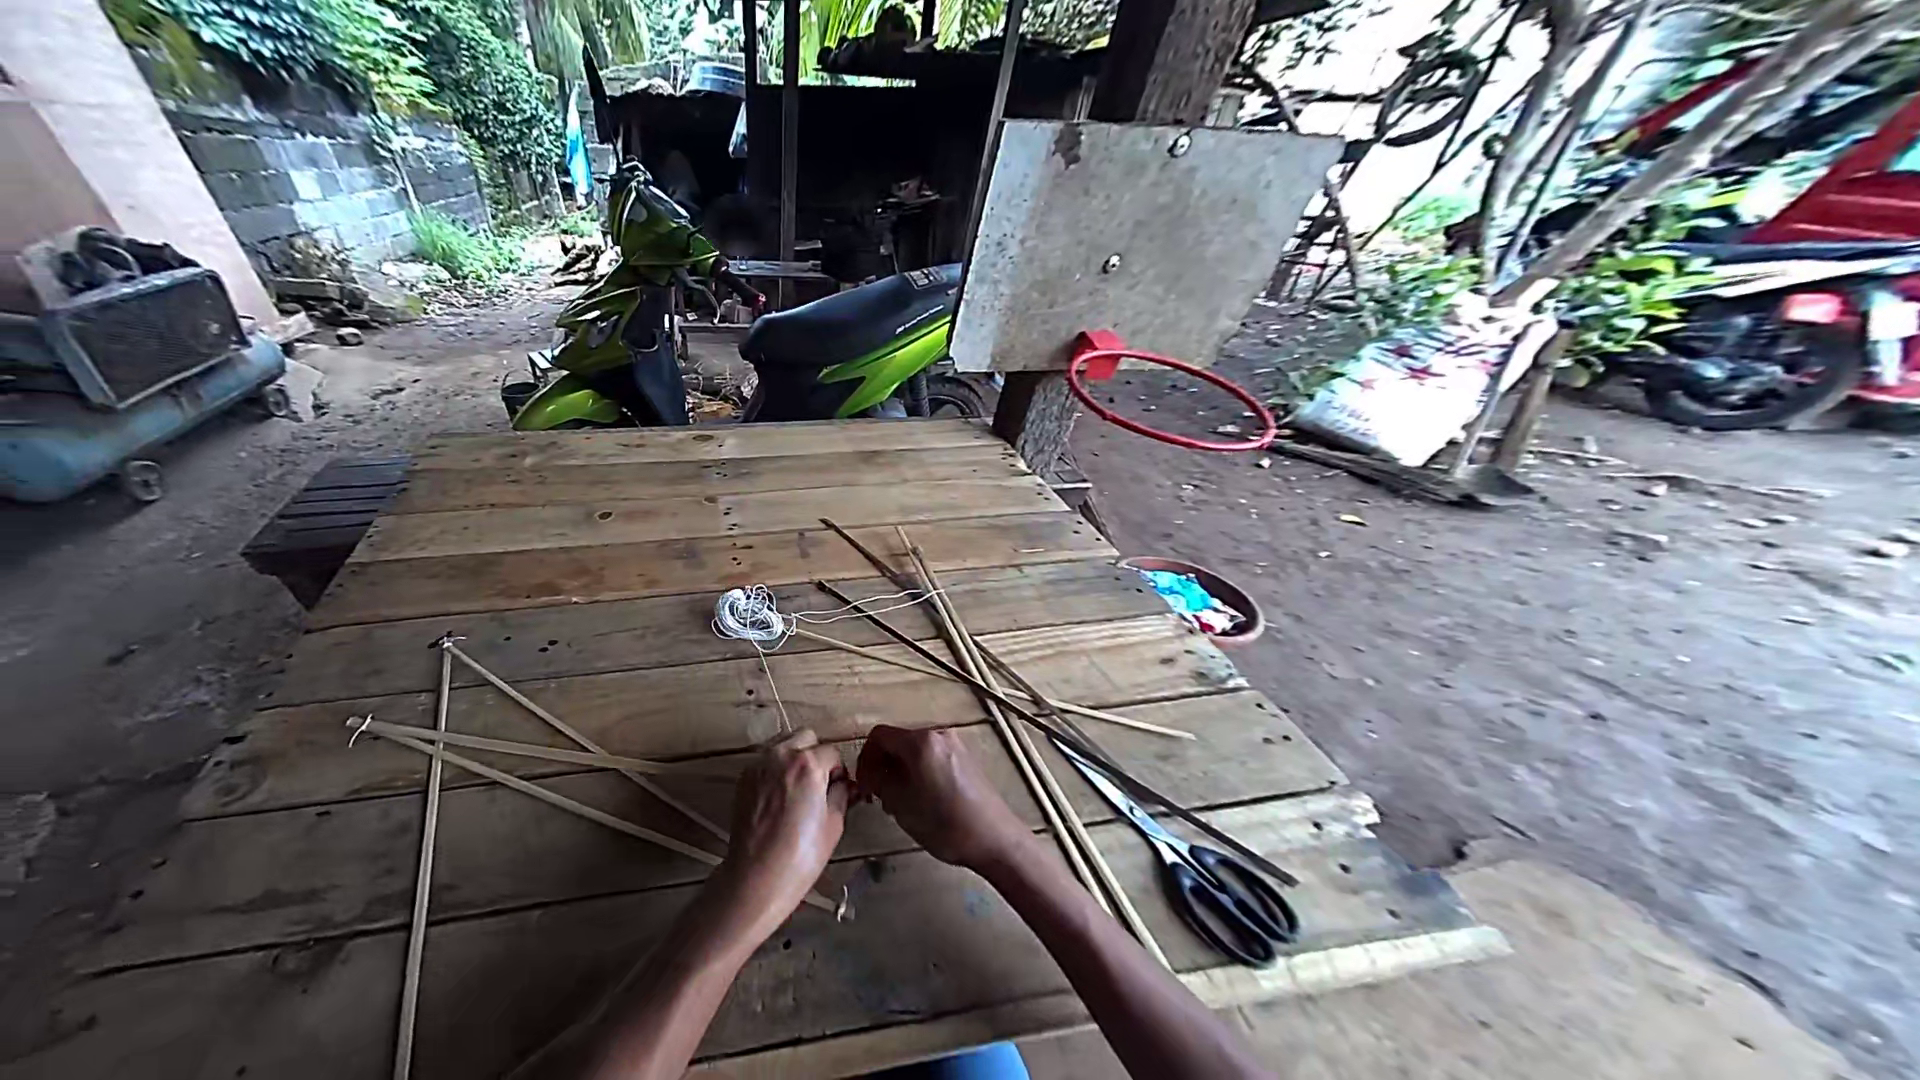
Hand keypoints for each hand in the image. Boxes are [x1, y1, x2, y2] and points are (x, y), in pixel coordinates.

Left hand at [707, 729, 849, 941]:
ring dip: (794, 757)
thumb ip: (841, 793)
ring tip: (798, 788)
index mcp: (808, 763)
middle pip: (806, 737)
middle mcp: (780, 756)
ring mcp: (758, 766)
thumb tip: (843, 784)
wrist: (756, 879)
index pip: (832, 752)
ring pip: (783, 745)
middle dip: (816, 754)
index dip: (839, 771)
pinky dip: (776, 769)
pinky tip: (780, 796)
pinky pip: (766, 762)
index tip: (839, 789)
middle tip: (819, 783)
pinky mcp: (743, 780)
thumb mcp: (834, 823)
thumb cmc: (801, 855)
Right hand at [855, 725, 1030, 871]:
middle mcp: (938, 734)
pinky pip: (932, 756)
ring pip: (914, 750)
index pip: (879, 735)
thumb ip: (879, 781)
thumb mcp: (901, 804)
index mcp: (921, 741)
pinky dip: (919, 771)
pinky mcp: (965, 758)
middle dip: (883, 765)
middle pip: (898, 740)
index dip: (865, 758)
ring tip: (898, 801)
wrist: (993, 838)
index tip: (863, 784)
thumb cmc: (945, 823)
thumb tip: (870, 772)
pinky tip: (920, 799)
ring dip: (900, 770)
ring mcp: (955, 744)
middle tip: (878, 796)